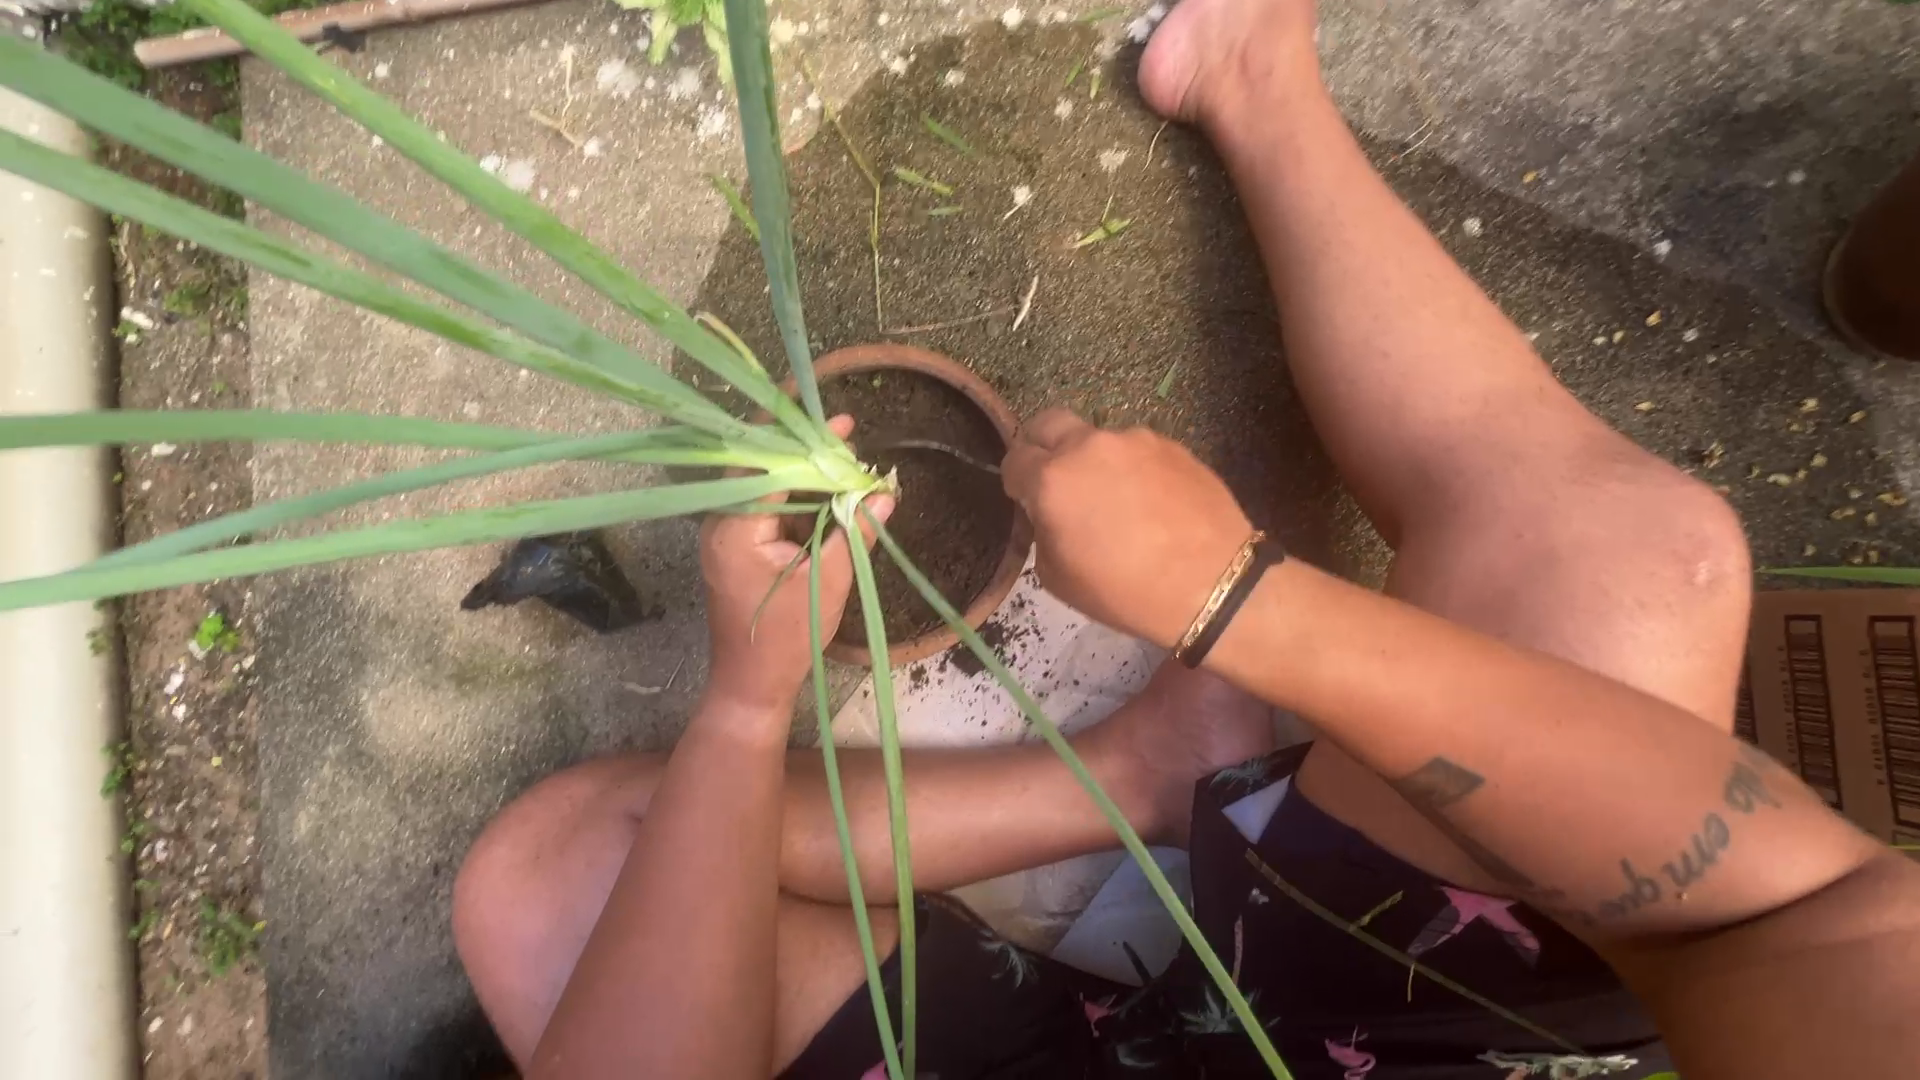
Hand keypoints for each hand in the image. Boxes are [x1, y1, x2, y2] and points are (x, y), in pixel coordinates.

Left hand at [700, 416, 893, 715]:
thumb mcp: (831, 581)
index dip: (809, 442)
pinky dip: (793, 494)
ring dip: (799, 470)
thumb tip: (884, 495)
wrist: (752, 684)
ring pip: (761, 483)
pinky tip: (823, 489)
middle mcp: (720, 522)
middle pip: (760, 465)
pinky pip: (763, 505)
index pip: (770, 464)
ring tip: (840, 458)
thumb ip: (854, 532)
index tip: (845, 425)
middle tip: (845, 438)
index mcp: (736, 528)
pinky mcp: (734, 544)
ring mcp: (723, 533)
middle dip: (803, 449)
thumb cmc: (789, 639)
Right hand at [1001, 409, 1252, 647]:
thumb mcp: (1058, 577)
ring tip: (1115, 499)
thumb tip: (1049, 513)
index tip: (1025, 499)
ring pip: (1096, 437)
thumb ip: (1042, 532)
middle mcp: (1089, 447)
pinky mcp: (1171, 444)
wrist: (1211, 584)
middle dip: (1041, 447)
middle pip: (1047, 423)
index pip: (1015, 459)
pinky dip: (1130, 467)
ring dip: (1092, 460)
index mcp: (1053, 480)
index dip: (1015, 481)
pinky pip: (1134, 449)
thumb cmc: (1125, 591)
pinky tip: (1148, 502)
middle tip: (1054, 480)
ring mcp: (1134, 440)